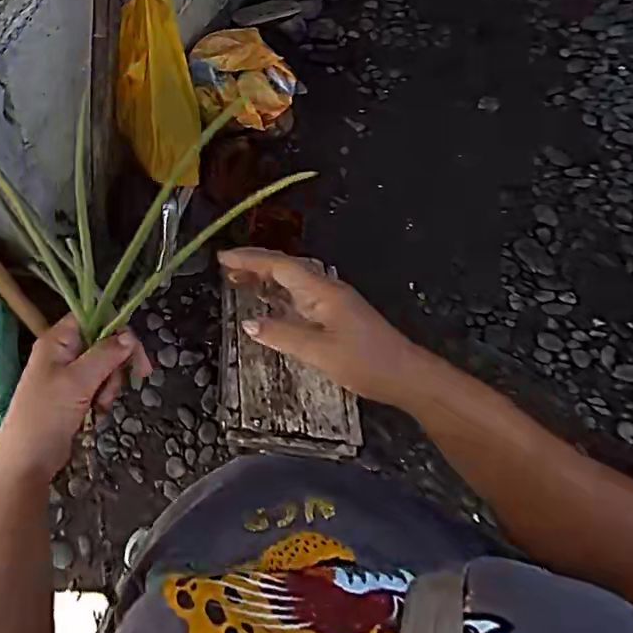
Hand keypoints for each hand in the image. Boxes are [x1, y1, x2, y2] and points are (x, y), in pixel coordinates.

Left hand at [0, 315, 149, 483]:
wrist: (26, 460)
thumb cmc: (46, 414)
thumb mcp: (77, 381)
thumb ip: (105, 355)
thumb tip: (130, 335)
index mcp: (57, 339)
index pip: (92, 317)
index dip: (115, 328)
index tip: (135, 351)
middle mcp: (63, 352)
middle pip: (103, 343)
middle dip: (114, 366)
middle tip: (114, 387)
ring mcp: (68, 374)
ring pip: (105, 368)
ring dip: (109, 387)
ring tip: (97, 406)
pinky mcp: (73, 395)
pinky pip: (99, 387)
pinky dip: (102, 400)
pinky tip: (94, 415)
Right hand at [218, 248, 433, 406]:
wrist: (408, 375)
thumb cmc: (366, 362)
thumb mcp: (319, 352)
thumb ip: (282, 335)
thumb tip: (249, 324)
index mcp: (322, 291)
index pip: (279, 266)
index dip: (249, 260)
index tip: (223, 257)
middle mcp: (326, 289)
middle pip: (284, 267)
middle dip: (253, 264)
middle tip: (225, 267)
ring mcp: (332, 300)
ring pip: (291, 280)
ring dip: (264, 277)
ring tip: (238, 279)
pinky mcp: (335, 313)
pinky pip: (298, 294)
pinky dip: (277, 292)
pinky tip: (267, 301)